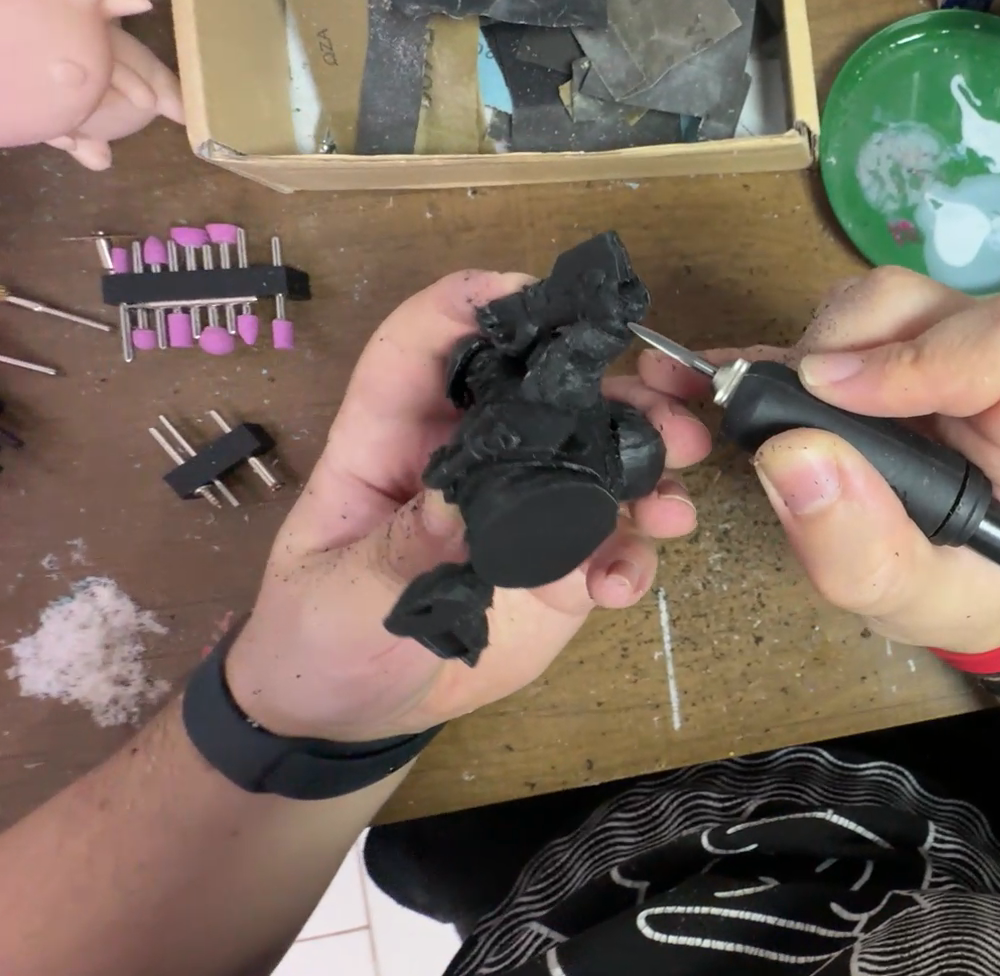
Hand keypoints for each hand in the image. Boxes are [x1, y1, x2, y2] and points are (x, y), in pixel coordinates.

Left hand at [224, 271, 712, 741]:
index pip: (427, 351)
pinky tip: (621, 586)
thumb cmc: (321, 637)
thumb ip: (405, 549)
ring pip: (610, 464)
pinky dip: (632, 562)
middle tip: (677, 420)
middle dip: (627, 398)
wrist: (364, 710)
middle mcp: (482, 458)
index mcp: (401, 441)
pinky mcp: (568, 560)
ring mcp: (534, 509)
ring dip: (655, 475)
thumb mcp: (342, 594)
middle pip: (560, 398)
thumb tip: (469, 506)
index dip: (470, 306)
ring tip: (674, 508)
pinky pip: (616, 547)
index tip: (535, 290)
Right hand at [657, 267, 999, 654]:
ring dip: (817, 349)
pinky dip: (791, 355)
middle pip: (928, 305)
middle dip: (846, 345)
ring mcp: (945, 354)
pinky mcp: (897, 356)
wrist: (965, 583)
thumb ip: (867, 550)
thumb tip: (792, 454)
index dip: (920, 355)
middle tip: (790, 411)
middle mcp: (996, 373)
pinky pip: (846, 322)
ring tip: (783, 417)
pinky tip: (755, 393)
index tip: (833, 393)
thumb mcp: (918, 599)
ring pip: (881, 302)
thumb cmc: (966, 592)